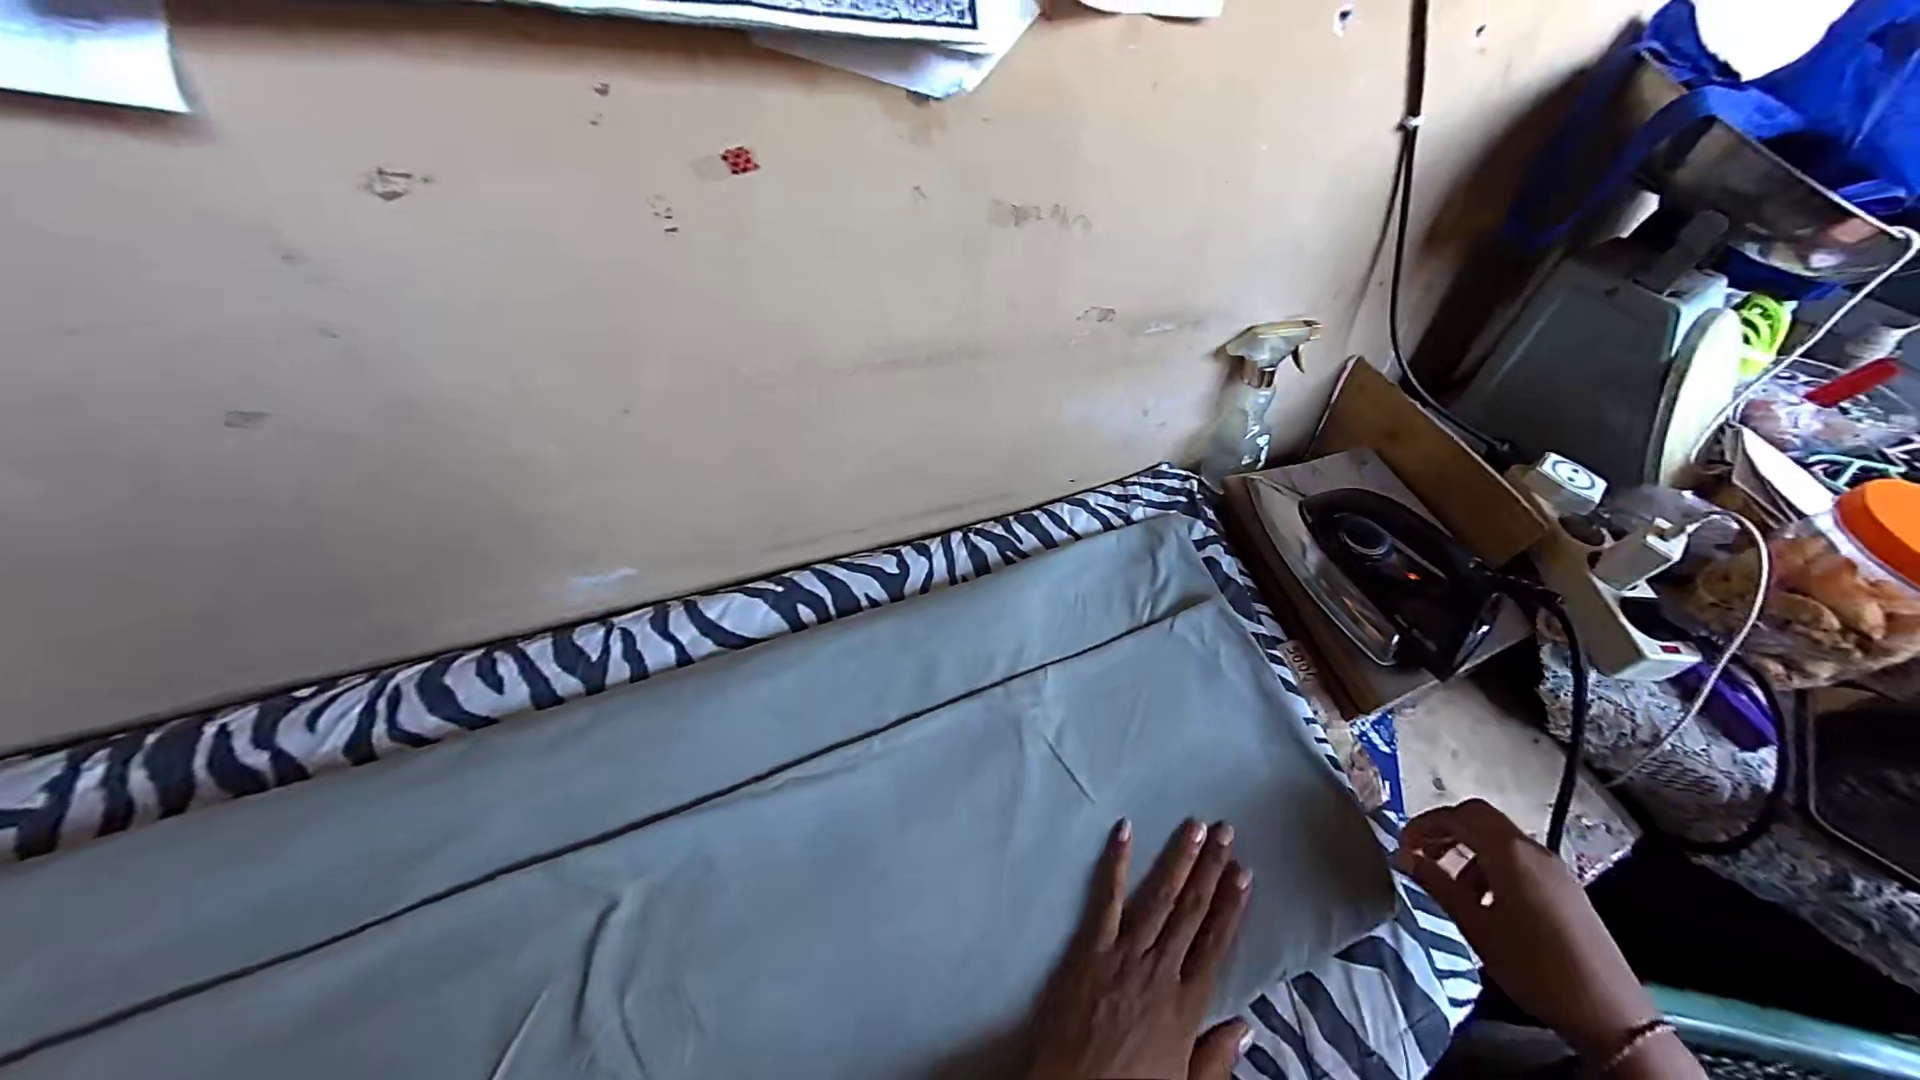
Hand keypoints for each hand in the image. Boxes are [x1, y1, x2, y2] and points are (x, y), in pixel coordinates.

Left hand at [1028, 818, 1253, 1079]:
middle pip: (1192, 911)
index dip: (1231, 905)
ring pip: (1158, 898)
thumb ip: (1215, 1058)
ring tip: (1194, 826)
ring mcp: (1124, 954)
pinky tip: (1125, 832)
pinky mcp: (1090, 948)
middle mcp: (1160, 970)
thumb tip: (1246, 1025)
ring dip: (1178, 859)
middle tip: (1225, 830)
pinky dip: (1117, 863)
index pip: (1216, 943)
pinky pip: (1106, 899)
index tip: (1243, 872)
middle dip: (1210, 868)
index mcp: (1186, 1004)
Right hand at [1395, 799, 1656, 1057]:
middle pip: (1479, 817)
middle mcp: (1532, 850)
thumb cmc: (1533, 965)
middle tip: (1420, 852)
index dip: (1422, 824)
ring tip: (1447, 880)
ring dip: (1466, 848)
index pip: (1456, 816)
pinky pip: (1517, 858)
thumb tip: (1406, 857)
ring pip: (1498, 838)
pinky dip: (1490, 864)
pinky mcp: (1565, 888)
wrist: (1608, 1014)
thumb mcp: (1474, 925)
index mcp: (1509, 852)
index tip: (1402, 846)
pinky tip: (1482, 898)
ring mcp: (1553, 868)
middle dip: (1444, 828)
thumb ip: (1437, 883)